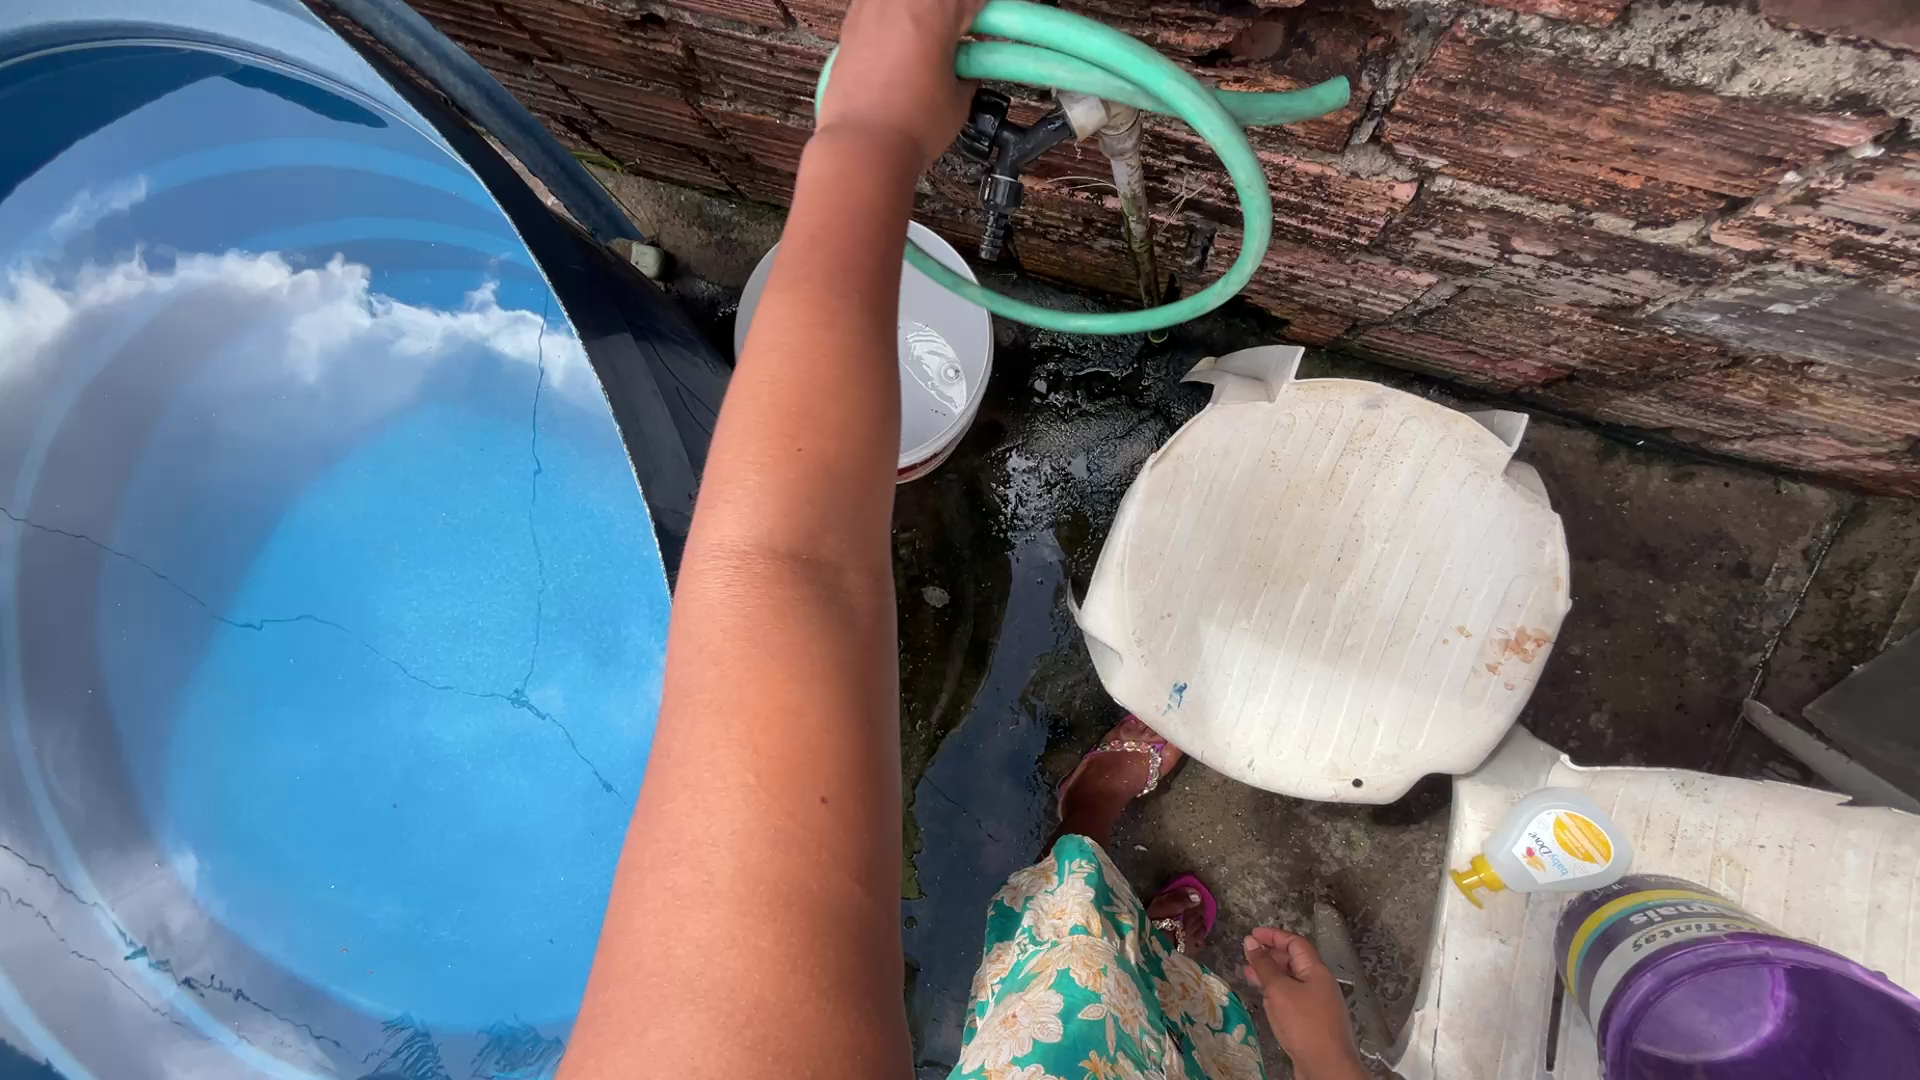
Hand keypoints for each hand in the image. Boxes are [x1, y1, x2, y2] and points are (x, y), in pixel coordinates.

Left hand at [816, 0, 986, 170]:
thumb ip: (965, 76)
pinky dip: (892, 28)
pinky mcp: (849, 27)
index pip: (973, 1)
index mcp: (937, 5)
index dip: (983, 22)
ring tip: (926, 53)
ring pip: (905, 5)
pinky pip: (879, 14)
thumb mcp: (958, 102)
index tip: (985, 35)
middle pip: (936, 1)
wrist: (864, 146)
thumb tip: (964, 74)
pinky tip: (898, 58)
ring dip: (919, 20)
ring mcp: (871, 7)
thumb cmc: (907, 126)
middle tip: (957, 47)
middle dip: (950, 19)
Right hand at [1243, 928, 1368, 1079]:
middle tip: (1247, 955)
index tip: (1252, 935)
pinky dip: (1277, 993)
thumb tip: (1250, 941)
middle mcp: (1321, 984)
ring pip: (1292, 980)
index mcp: (1317, 971)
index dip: (1273, 935)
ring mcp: (1320, 1005)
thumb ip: (1263, 965)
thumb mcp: (1278, 989)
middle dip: (1270, 954)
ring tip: (1249, 974)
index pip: (1295, 942)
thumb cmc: (1303, 1024)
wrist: (1328, 1071)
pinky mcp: (1315, 1023)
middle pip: (1295, 960)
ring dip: (1271, 974)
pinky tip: (1265, 999)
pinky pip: (1294, 998)